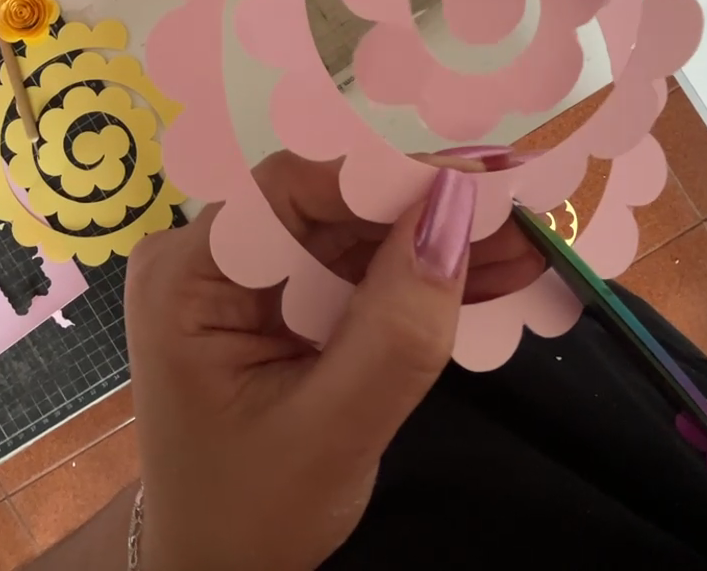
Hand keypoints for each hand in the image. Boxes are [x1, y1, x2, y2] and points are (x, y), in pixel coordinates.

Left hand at [124, 150, 540, 570]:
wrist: (216, 568)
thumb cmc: (251, 513)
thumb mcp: (330, 432)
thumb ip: (394, 331)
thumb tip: (452, 218)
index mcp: (185, 276)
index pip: (284, 190)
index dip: (380, 175)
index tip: (473, 177)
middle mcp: (205, 255)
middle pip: (324, 206)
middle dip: (422, 210)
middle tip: (515, 206)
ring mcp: (241, 274)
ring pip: (348, 234)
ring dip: (432, 241)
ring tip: (522, 242)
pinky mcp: (275, 297)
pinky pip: (350, 271)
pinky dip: (415, 276)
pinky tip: (485, 273)